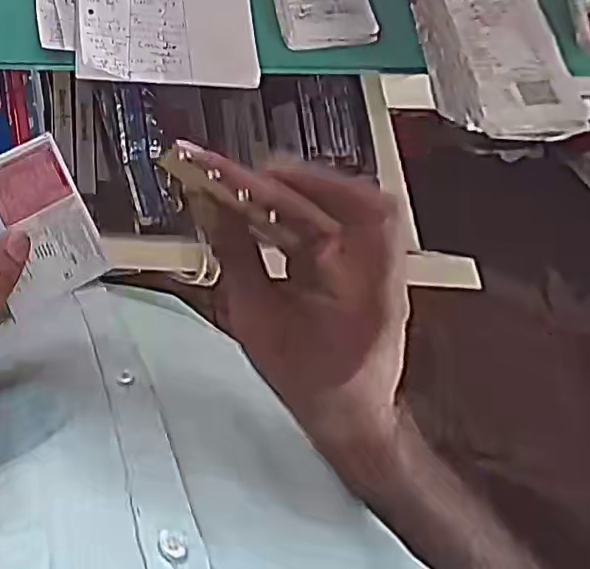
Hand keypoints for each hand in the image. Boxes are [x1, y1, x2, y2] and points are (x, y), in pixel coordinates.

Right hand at [178, 142, 408, 446]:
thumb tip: (211, 207)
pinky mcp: (355, 259)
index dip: (288, 186)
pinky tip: (263, 207)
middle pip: (354, 197)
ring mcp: (373, 261)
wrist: (350, 417)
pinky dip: (296, 206)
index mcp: (365, 284)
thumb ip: (235, 255)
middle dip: (296, 178)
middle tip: (244, 174)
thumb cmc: (312, 381)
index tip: (247, 171)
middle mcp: (378, 266)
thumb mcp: (258, 319)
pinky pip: (330, 218)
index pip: (331, 215)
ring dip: (295, 190)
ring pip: (344, 203)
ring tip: (247, 184)